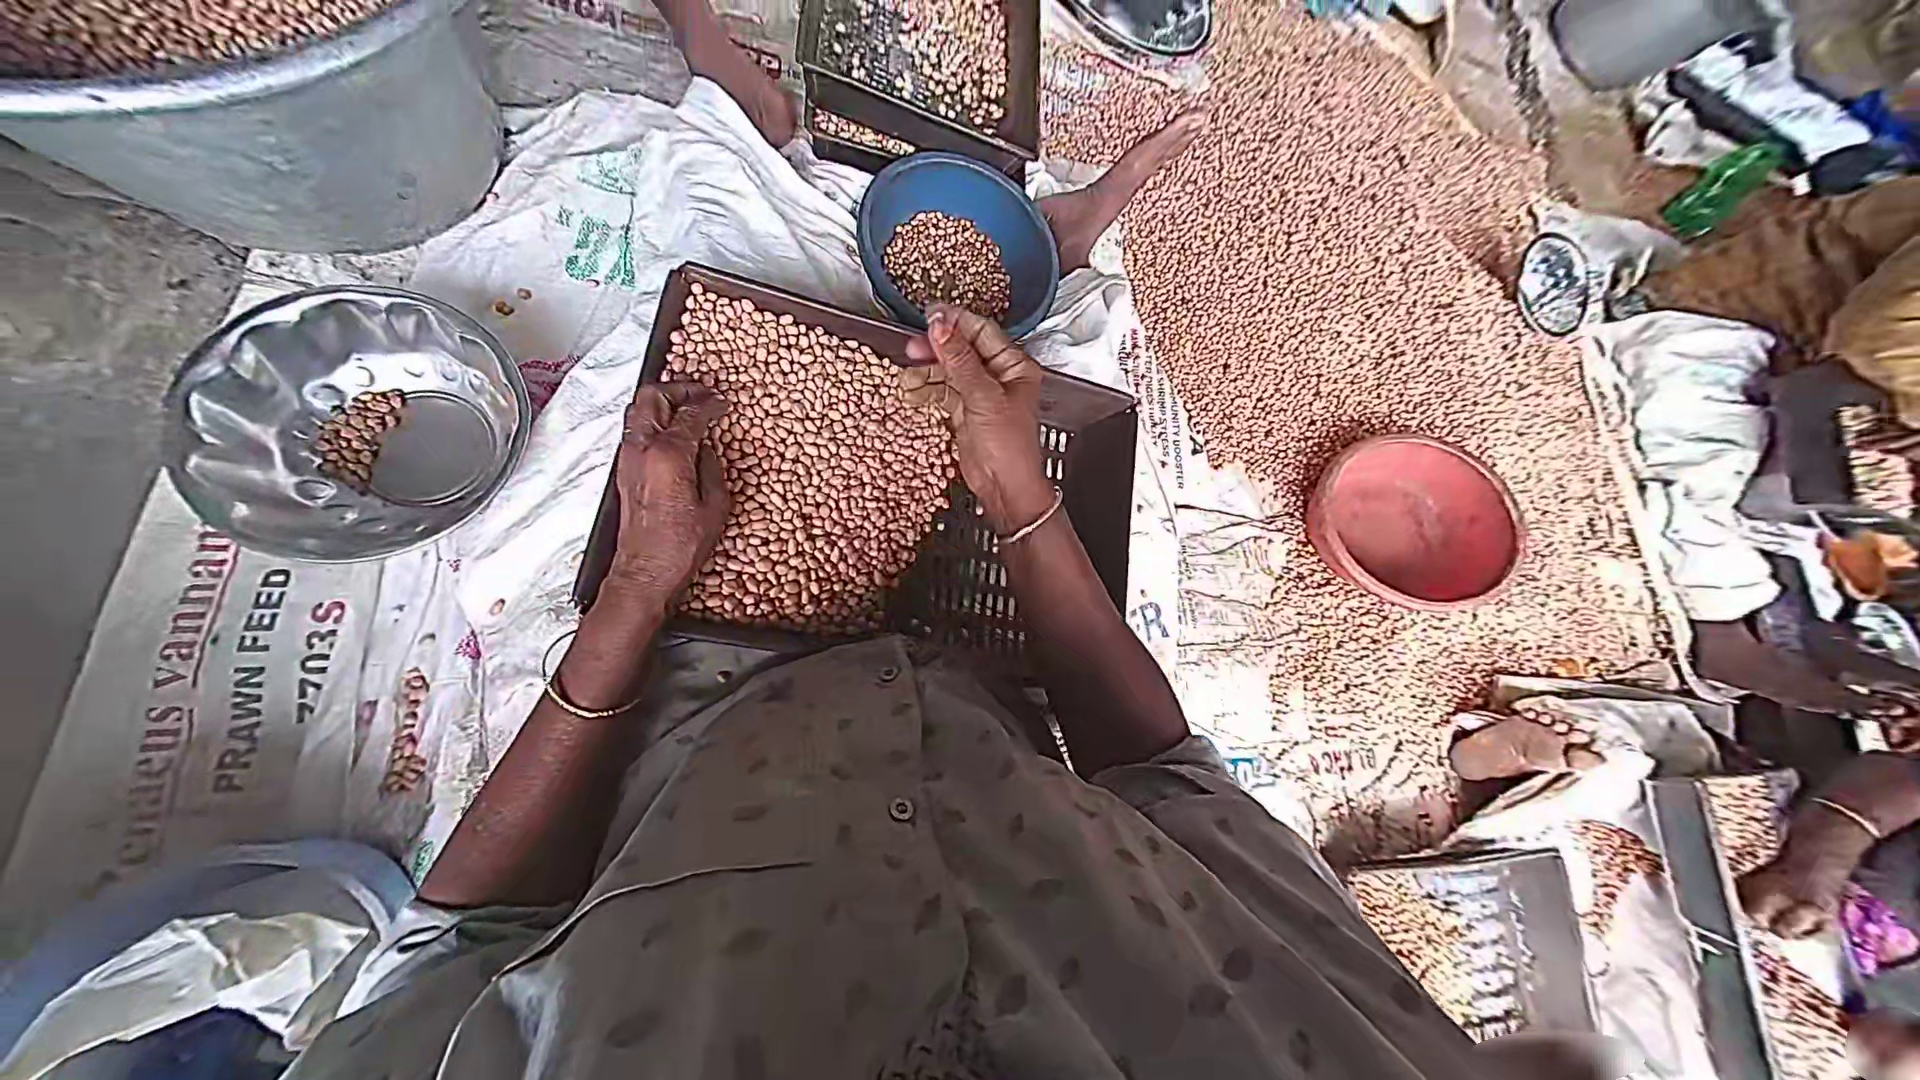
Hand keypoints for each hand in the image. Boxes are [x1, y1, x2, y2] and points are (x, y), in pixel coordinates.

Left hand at [607, 382, 729, 603]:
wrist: (645, 572)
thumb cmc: (680, 546)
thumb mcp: (715, 506)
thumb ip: (711, 468)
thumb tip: (706, 450)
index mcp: (669, 455)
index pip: (691, 413)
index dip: (710, 403)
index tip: (722, 403)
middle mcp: (642, 450)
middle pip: (652, 397)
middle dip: (678, 388)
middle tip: (701, 392)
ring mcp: (628, 459)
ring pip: (639, 410)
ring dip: (663, 403)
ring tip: (687, 408)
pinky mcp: (625, 472)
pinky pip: (637, 431)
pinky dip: (655, 422)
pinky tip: (675, 434)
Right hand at [906, 304, 1052, 533]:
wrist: (1005, 486)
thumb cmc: (1009, 446)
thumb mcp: (983, 396)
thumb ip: (959, 360)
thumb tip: (940, 327)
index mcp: (1014, 366)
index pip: (982, 332)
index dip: (955, 322)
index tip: (930, 315)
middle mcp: (999, 376)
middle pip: (963, 349)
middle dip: (938, 345)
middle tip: (914, 344)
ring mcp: (982, 394)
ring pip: (951, 370)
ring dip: (930, 368)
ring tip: (910, 366)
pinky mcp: (967, 412)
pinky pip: (944, 392)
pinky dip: (929, 389)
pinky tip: (914, 387)